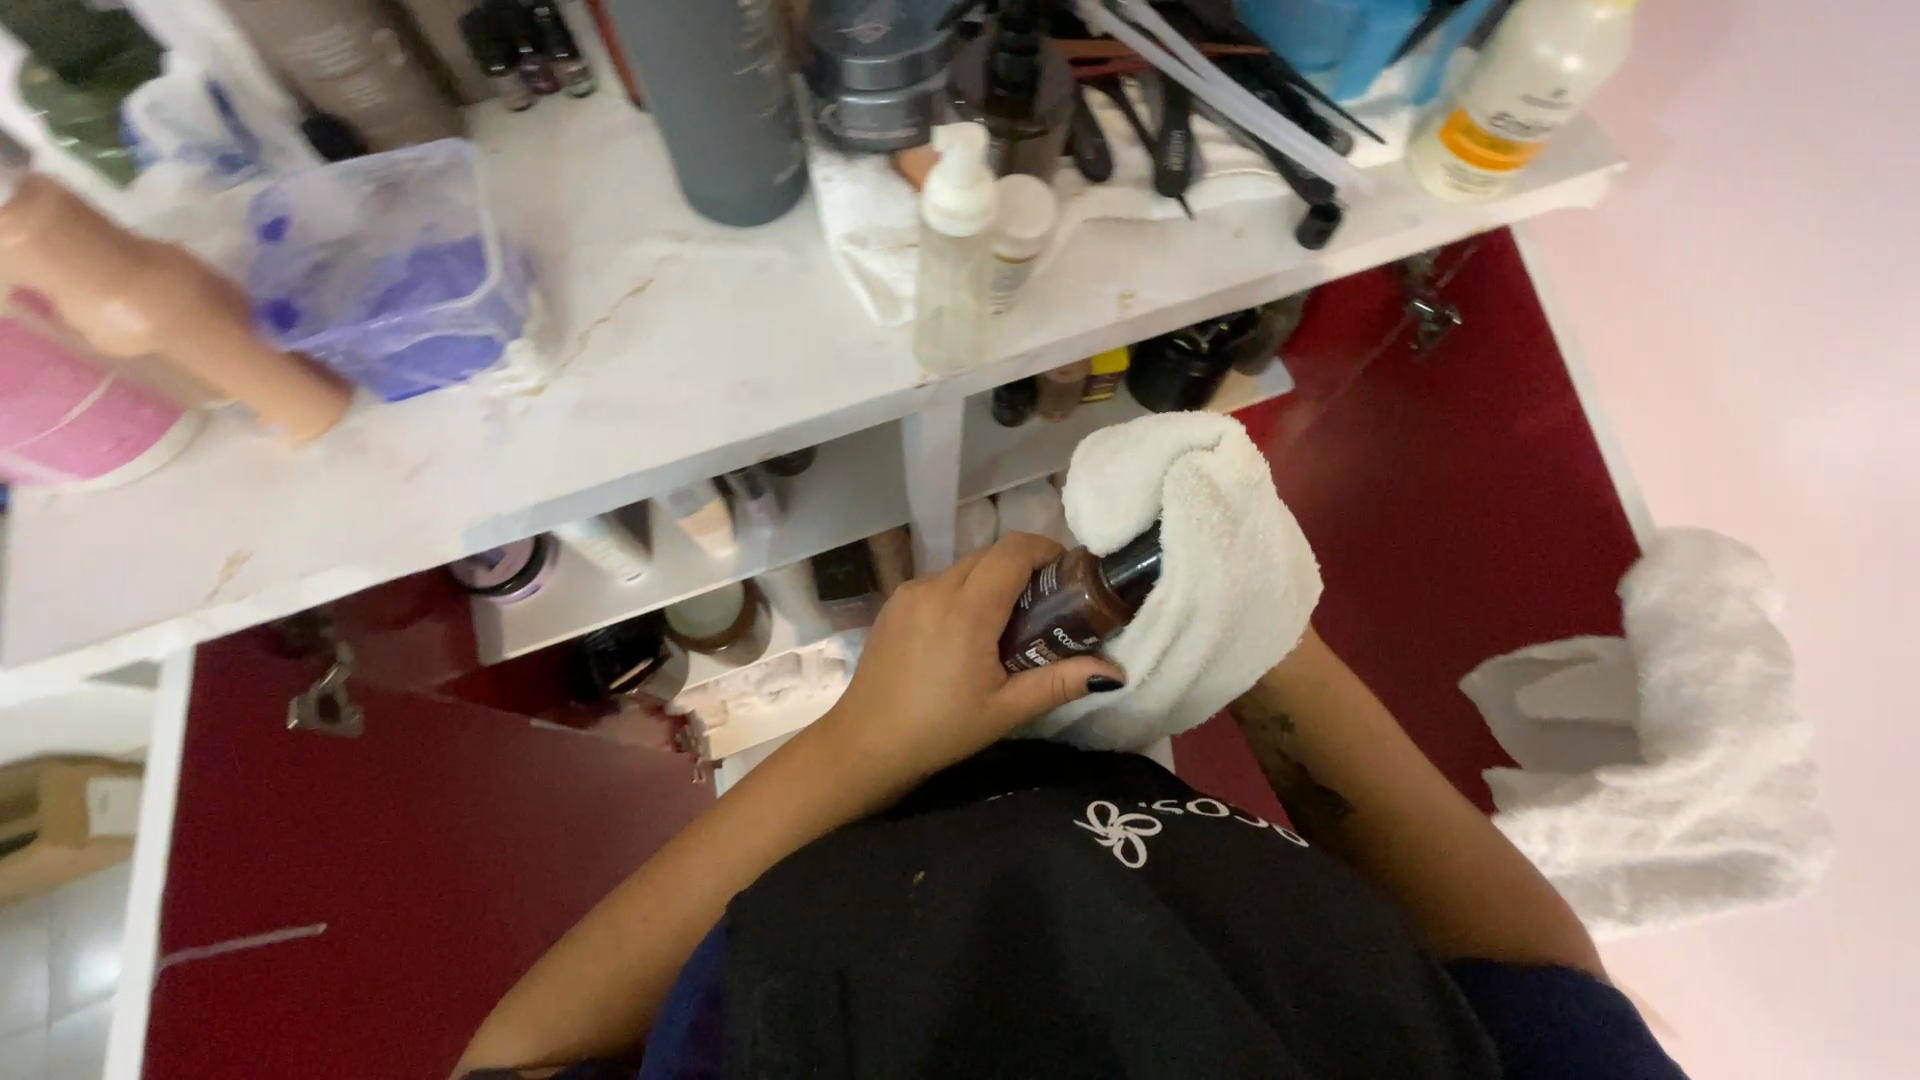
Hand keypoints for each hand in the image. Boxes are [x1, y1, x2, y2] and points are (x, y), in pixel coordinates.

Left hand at [816, 532, 1126, 792]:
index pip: (1014, 550)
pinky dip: (962, 593)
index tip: (1067, 574)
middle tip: (1044, 607)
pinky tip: (965, 634)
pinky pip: (938, 582)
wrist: (865, 743)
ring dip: (991, 582)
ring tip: (1006, 625)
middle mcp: (935, 587)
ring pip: (963, 567)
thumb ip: (1060, 682)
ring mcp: (909, 592)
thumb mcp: (1006, 710)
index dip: (1046, 551)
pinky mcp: (894, 604)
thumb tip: (1115, 672)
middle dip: (1022, 569)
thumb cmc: (940, 729)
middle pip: (990, 555)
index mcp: (967, 609)